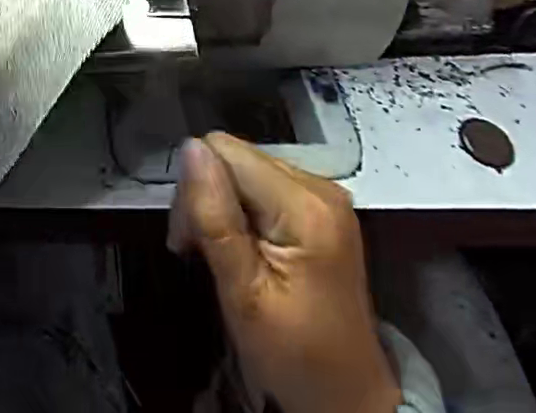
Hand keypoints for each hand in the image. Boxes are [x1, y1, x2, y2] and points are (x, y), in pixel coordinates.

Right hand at [169, 133, 400, 412]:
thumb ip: (216, 218)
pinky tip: (242, 246)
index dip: (196, 187)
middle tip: (198, 252)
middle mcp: (320, 183)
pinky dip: (244, 209)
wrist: (349, 394)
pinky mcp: (320, 203)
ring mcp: (324, 191)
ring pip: (247, 167)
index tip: (187, 240)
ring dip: (223, 204)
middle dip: (208, 196)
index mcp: (305, 205)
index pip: (227, 152)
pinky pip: (264, 184)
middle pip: (237, 156)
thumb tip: (191, 148)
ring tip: (220, 254)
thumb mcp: (244, 295)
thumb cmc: (296, 356)